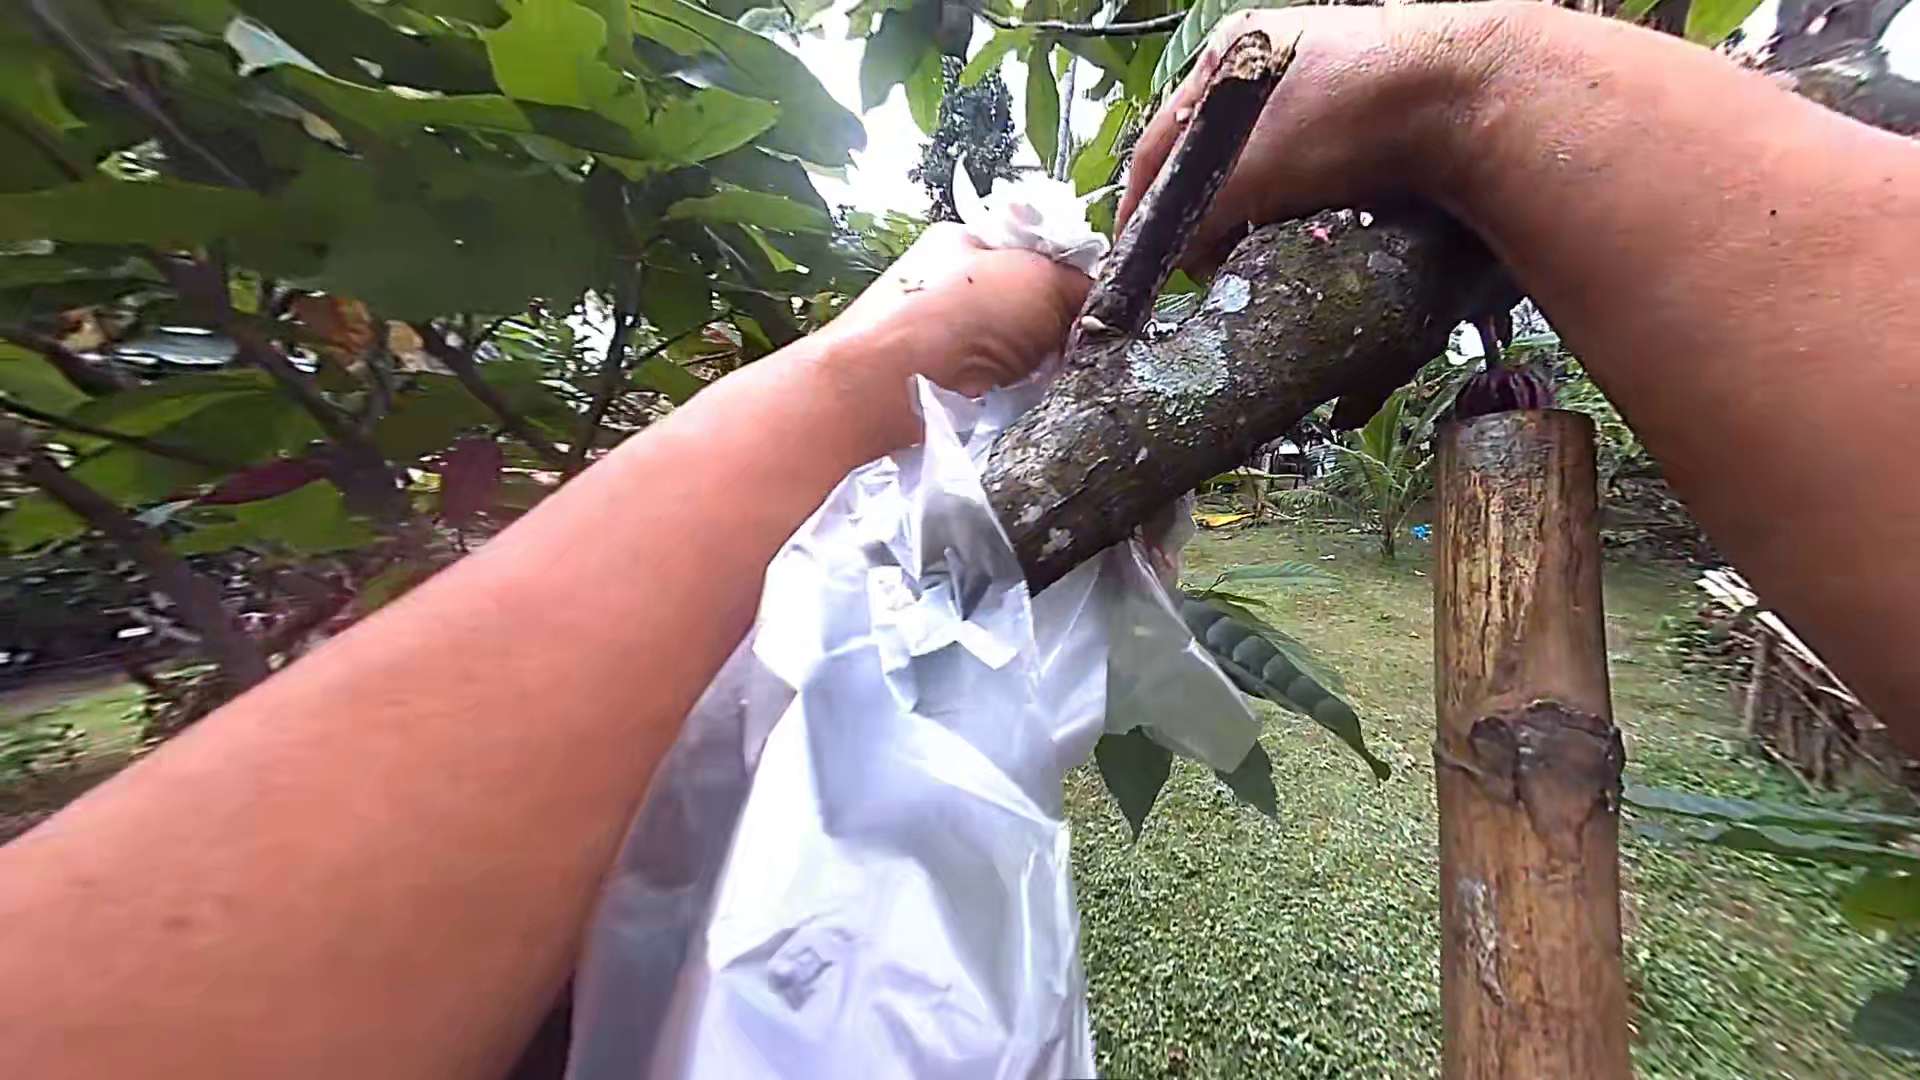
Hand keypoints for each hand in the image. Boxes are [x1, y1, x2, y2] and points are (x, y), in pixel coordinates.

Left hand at [819, 222, 1091, 395]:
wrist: (889, 386)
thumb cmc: (961, 316)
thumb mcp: (1039, 280)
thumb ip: (1081, 285)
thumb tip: (1101, 304)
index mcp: (969, 241)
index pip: (1039, 253)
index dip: (1071, 278)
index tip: (1091, 307)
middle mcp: (954, 287)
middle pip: (1028, 307)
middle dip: (1053, 328)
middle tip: (1067, 348)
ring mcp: (944, 338)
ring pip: (1014, 351)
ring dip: (1034, 366)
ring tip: (1043, 378)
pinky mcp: (943, 385)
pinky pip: (997, 386)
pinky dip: (1013, 393)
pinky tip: (1018, 399)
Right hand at [1118, 3, 1530, 271]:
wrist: (1466, 97)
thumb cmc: (1341, 119)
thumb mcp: (1247, 175)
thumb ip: (1190, 218)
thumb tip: (1170, 256)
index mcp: (1222, 55)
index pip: (1155, 146)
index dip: (1137, 205)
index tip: (1130, 253)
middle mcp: (1251, 65)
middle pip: (1191, 161)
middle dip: (1186, 217)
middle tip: (1190, 260)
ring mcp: (1294, 86)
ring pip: (1231, 172)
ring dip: (1225, 218)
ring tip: (1232, 249)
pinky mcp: (1329, 115)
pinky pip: (1271, 174)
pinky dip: (1260, 207)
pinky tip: (1269, 226)